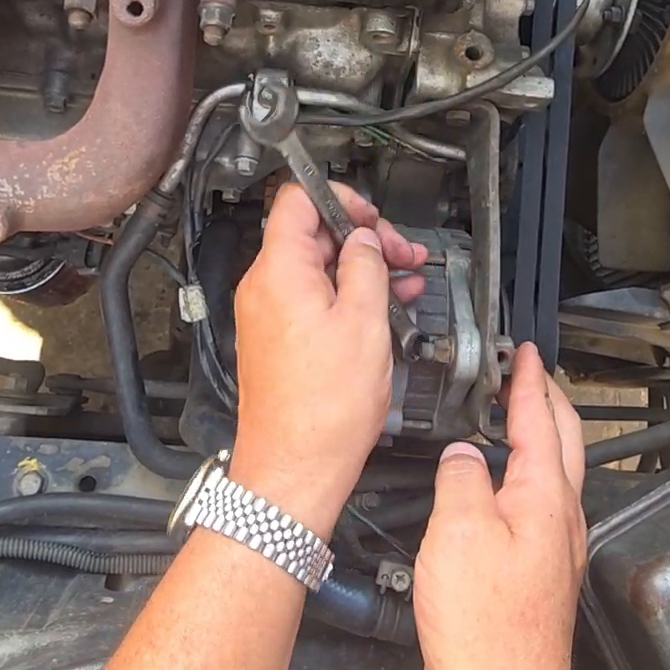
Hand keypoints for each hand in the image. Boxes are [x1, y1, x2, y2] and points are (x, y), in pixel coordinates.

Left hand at [230, 182, 426, 534]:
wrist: (294, 469)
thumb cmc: (322, 409)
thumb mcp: (364, 322)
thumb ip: (365, 266)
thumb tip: (363, 241)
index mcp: (279, 272)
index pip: (297, 200)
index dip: (341, 199)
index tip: (372, 218)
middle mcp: (264, 288)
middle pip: (313, 236)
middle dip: (363, 240)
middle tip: (402, 257)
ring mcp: (268, 315)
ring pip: (317, 271)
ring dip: (361, 271)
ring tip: (404, 284)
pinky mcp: (277, 341)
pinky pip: (312, 302)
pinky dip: (346, 298)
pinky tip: (383, 310)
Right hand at [414, 343, 588, 669]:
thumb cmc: (488, 628)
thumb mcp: (460, 532)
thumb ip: (462, 478)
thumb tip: (462, 452)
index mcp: (543, 498)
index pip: (541, 419)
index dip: (530, 380)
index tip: (526, 353)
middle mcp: (558, 520)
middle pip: (562, 441)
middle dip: (547, 400)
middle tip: (530, 374)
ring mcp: (551, 548)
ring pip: (551, 472)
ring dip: (538, 435)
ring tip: (516, 416)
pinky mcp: (535, 573)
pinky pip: (533, 504)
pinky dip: (521, 474)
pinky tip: (499, 486)